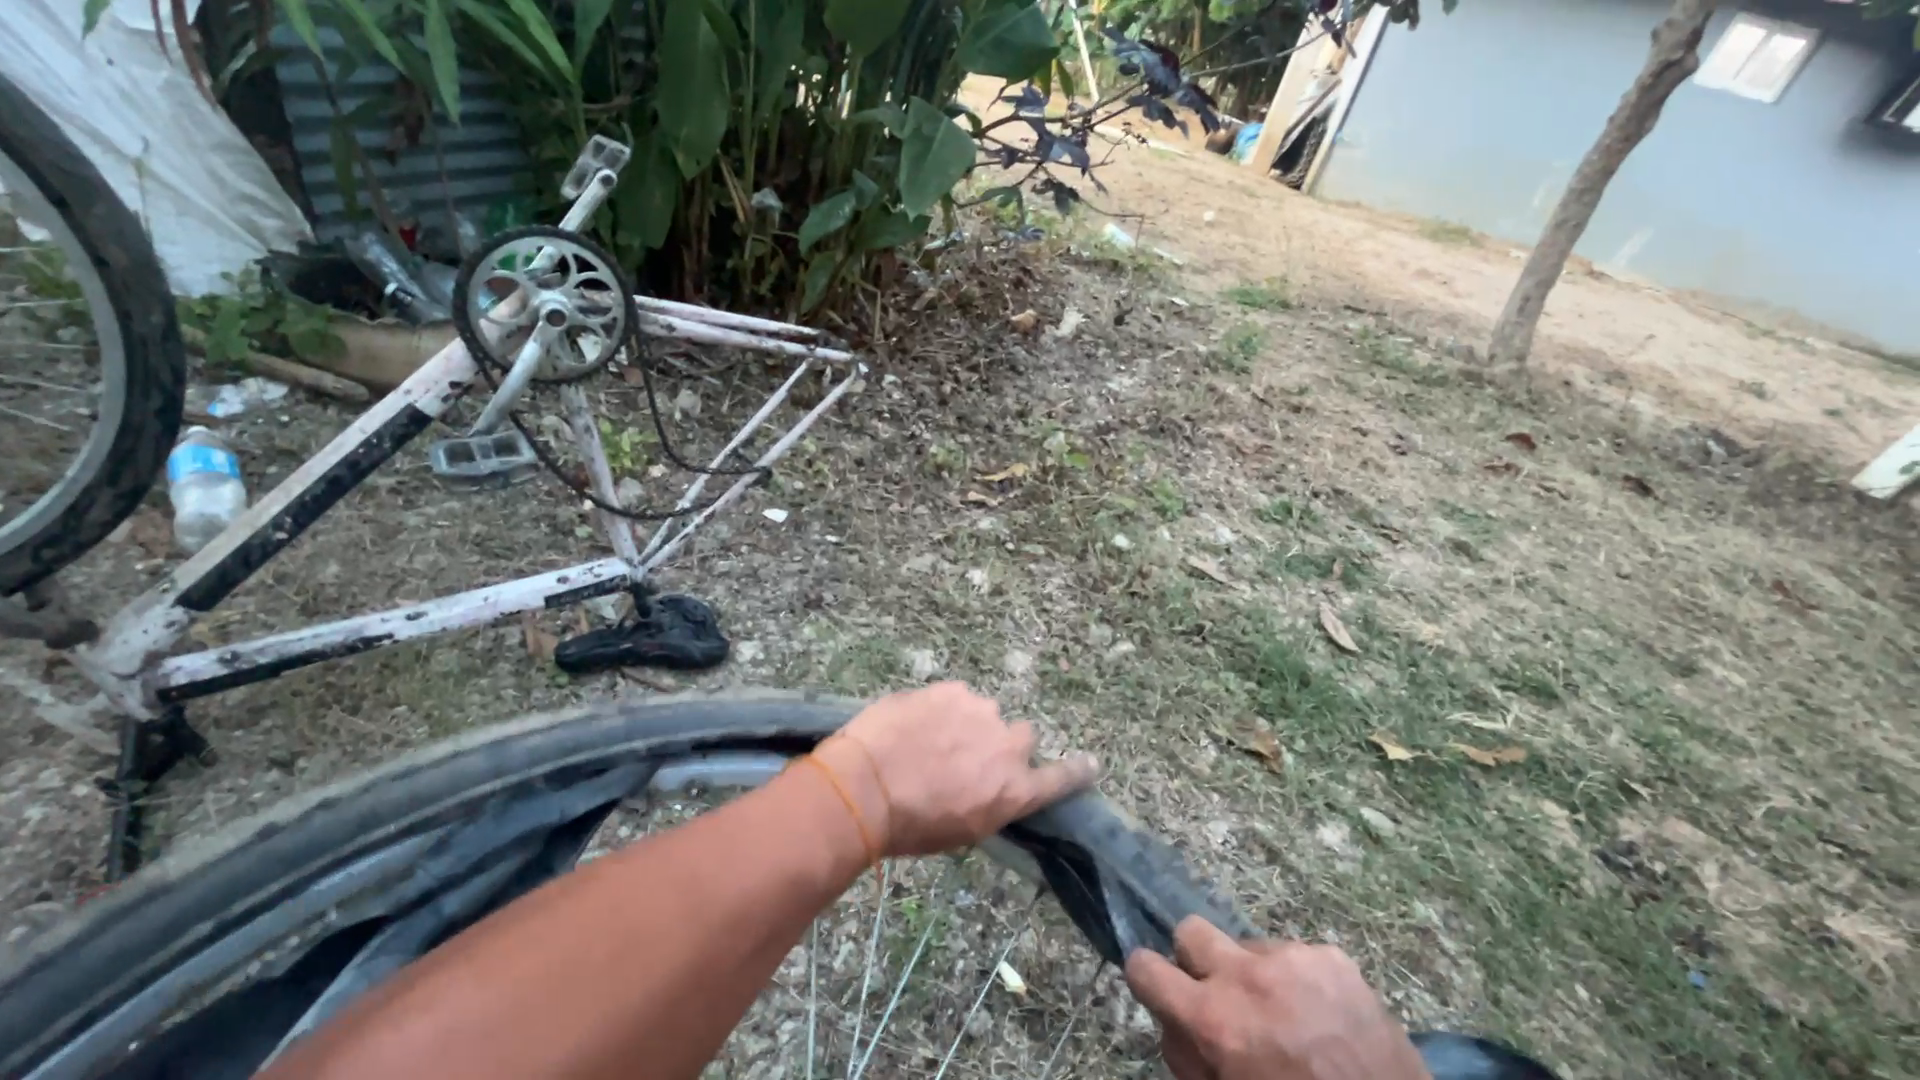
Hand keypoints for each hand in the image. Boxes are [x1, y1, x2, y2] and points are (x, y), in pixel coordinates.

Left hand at [814, 682, 1098, 856]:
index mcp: (1016, 790)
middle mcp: (1009, 747)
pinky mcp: (951, 689)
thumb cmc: (910, 826)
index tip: (1091, 764)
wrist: (865, 787)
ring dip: (969, 722)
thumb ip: (990, 801)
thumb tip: (990, 786)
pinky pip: (955, 696)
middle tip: (967, 756)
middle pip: (1023, 736)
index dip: (1078, 770)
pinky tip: (915, 722)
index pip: (1063, 777)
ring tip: (932, 738)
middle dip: (1001, 743)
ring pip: (986, 712)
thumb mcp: (962, 830)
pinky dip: (942, 707)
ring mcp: (981, 712)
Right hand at [1125, 917, 1430, 1079]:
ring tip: (1286, 1014)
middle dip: (1195, 959)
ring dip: (1253, 973)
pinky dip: (1298, 979)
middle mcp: (1246, 976)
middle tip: (1219, 994)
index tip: (1157, 988)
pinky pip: (1295, 954)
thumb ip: (1188, 1056)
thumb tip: (1174, 1021)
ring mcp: (1293, 958)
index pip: (1145, 967)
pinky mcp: (1332, 956)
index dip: (1145, 977)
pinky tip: (1321, 1014)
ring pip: (1247, 944)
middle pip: (1191, 931)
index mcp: (1214, 1018)